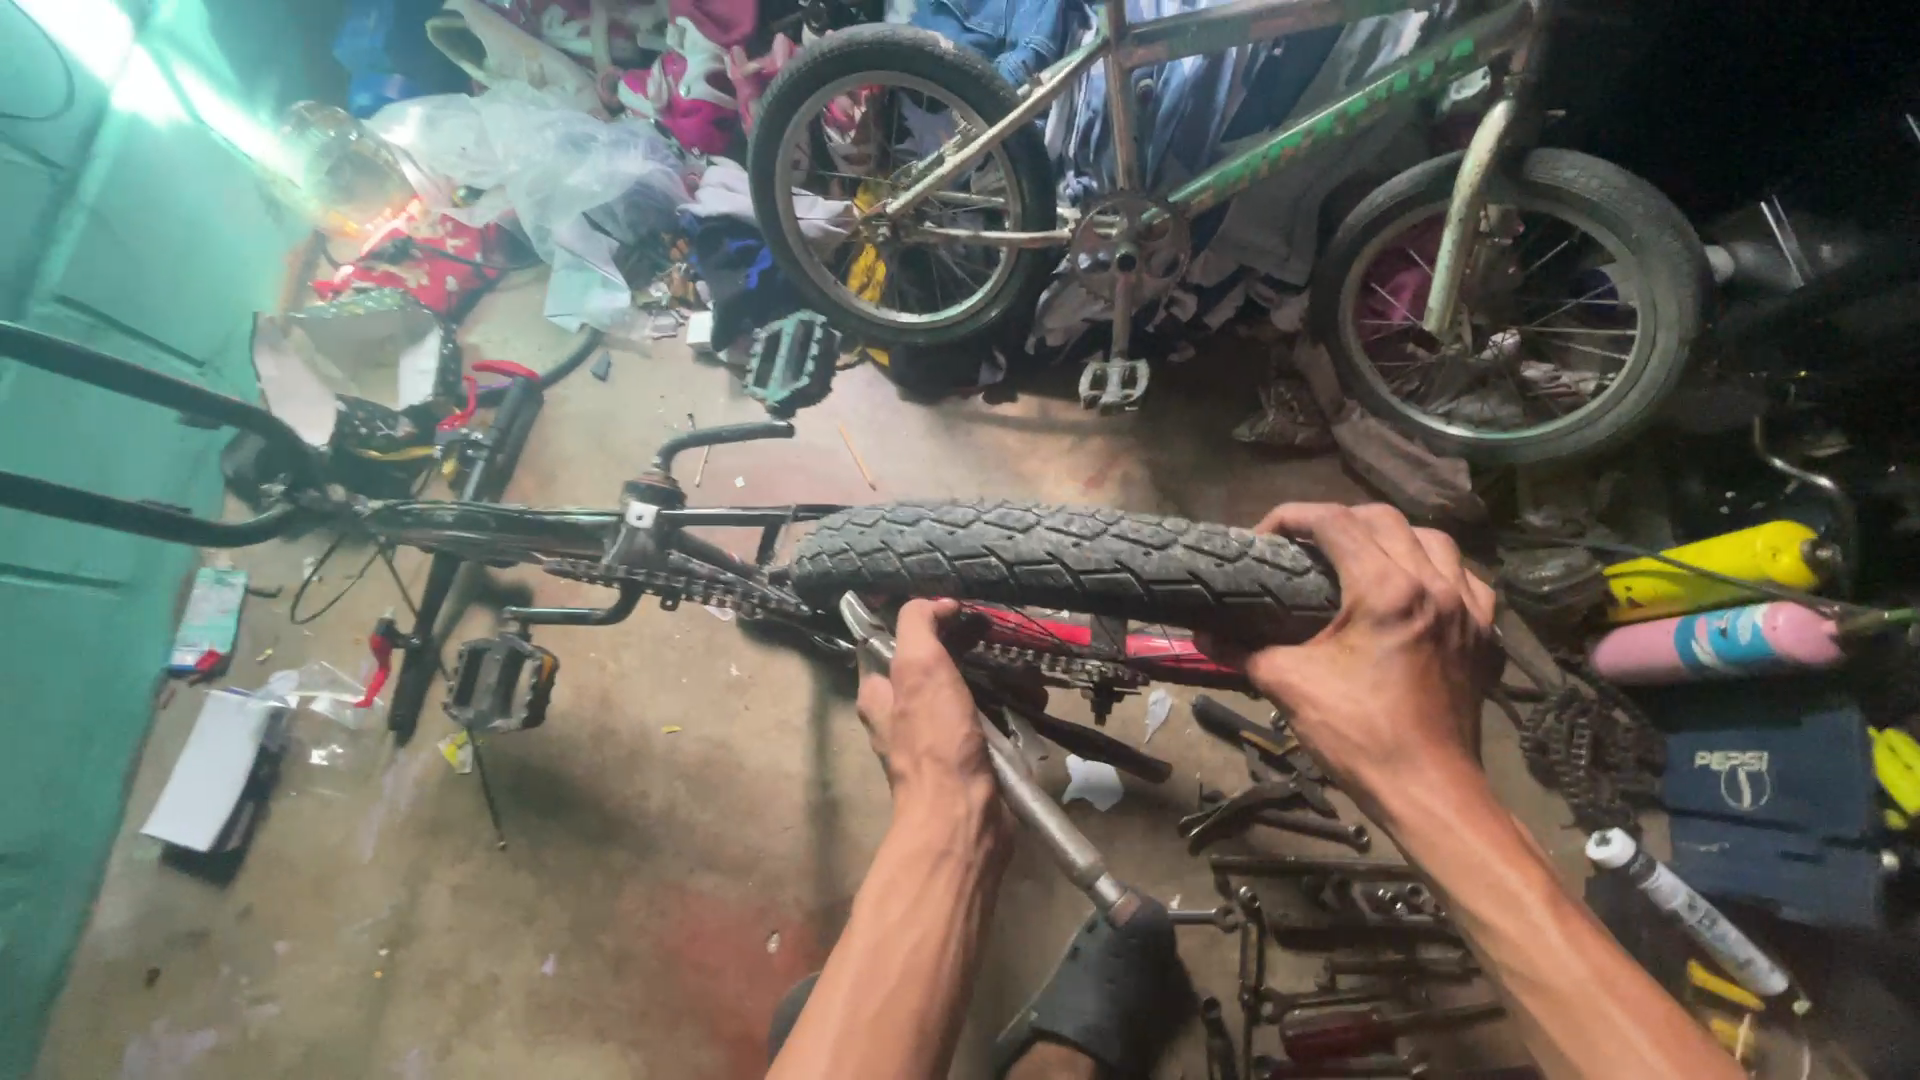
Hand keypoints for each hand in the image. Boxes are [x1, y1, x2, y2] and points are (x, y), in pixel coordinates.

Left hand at [856, 600, 1009, 837]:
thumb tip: (940, 604)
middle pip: (935, 664)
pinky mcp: (970, 757)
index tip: (955, 612)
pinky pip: (990, 720)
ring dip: (997, 678)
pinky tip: (1033, 700)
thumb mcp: (918, 667)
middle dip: (967, 650)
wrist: (963, 818)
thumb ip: (918, 624)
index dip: (920, 621)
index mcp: (879, 694)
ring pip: (966, 690)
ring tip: (1023, 670)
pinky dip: (1012, 709)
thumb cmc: (934, 741)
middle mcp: (902, 714)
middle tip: (994, 638)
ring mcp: (937, 738)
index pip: (890, 641)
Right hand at [1242, 504, 1497, 816]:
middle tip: (1305, 545)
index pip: (1334, 522)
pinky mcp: (1486, 636)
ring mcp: (1469, 609)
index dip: (1292, 516)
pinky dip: (1438, 571)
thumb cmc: (1356, 734)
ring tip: (1362, 558)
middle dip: (1337, 520)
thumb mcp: (1287, 685)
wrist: (1427, 790)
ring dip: (1392, 537)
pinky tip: (1417, 591)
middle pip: (1385, 519)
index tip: (1263, 537)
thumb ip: (1241, 651)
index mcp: (1385, 589)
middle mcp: (1433, 585)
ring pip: (1435, 540)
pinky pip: (1468, 579)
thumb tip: (1200, 635)